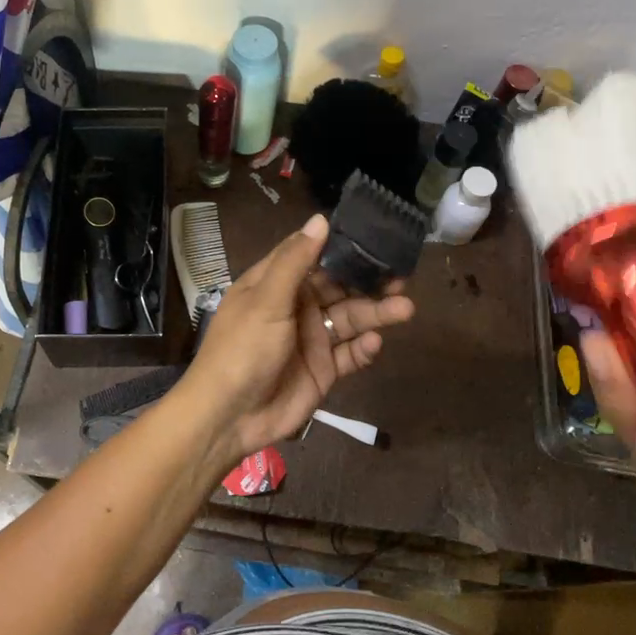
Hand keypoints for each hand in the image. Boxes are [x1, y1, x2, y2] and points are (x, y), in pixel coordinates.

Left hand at [174, 214, 414, 457]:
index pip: (311, 254)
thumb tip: (320, 218)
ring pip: (350, 318)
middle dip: (369, 280)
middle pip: (339, 286)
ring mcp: (311, 339)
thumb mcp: (266, 300)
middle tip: (402, 275)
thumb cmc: (242, 348)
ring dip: (376, 312)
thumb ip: (295, 261)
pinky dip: (364, 348)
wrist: (230, 417)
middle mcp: (296, 306)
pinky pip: (350, 353)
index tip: (374, 232)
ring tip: (405, 308)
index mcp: (275, 283)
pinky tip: (375, 342)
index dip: (340, 244)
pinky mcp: (323, 370)